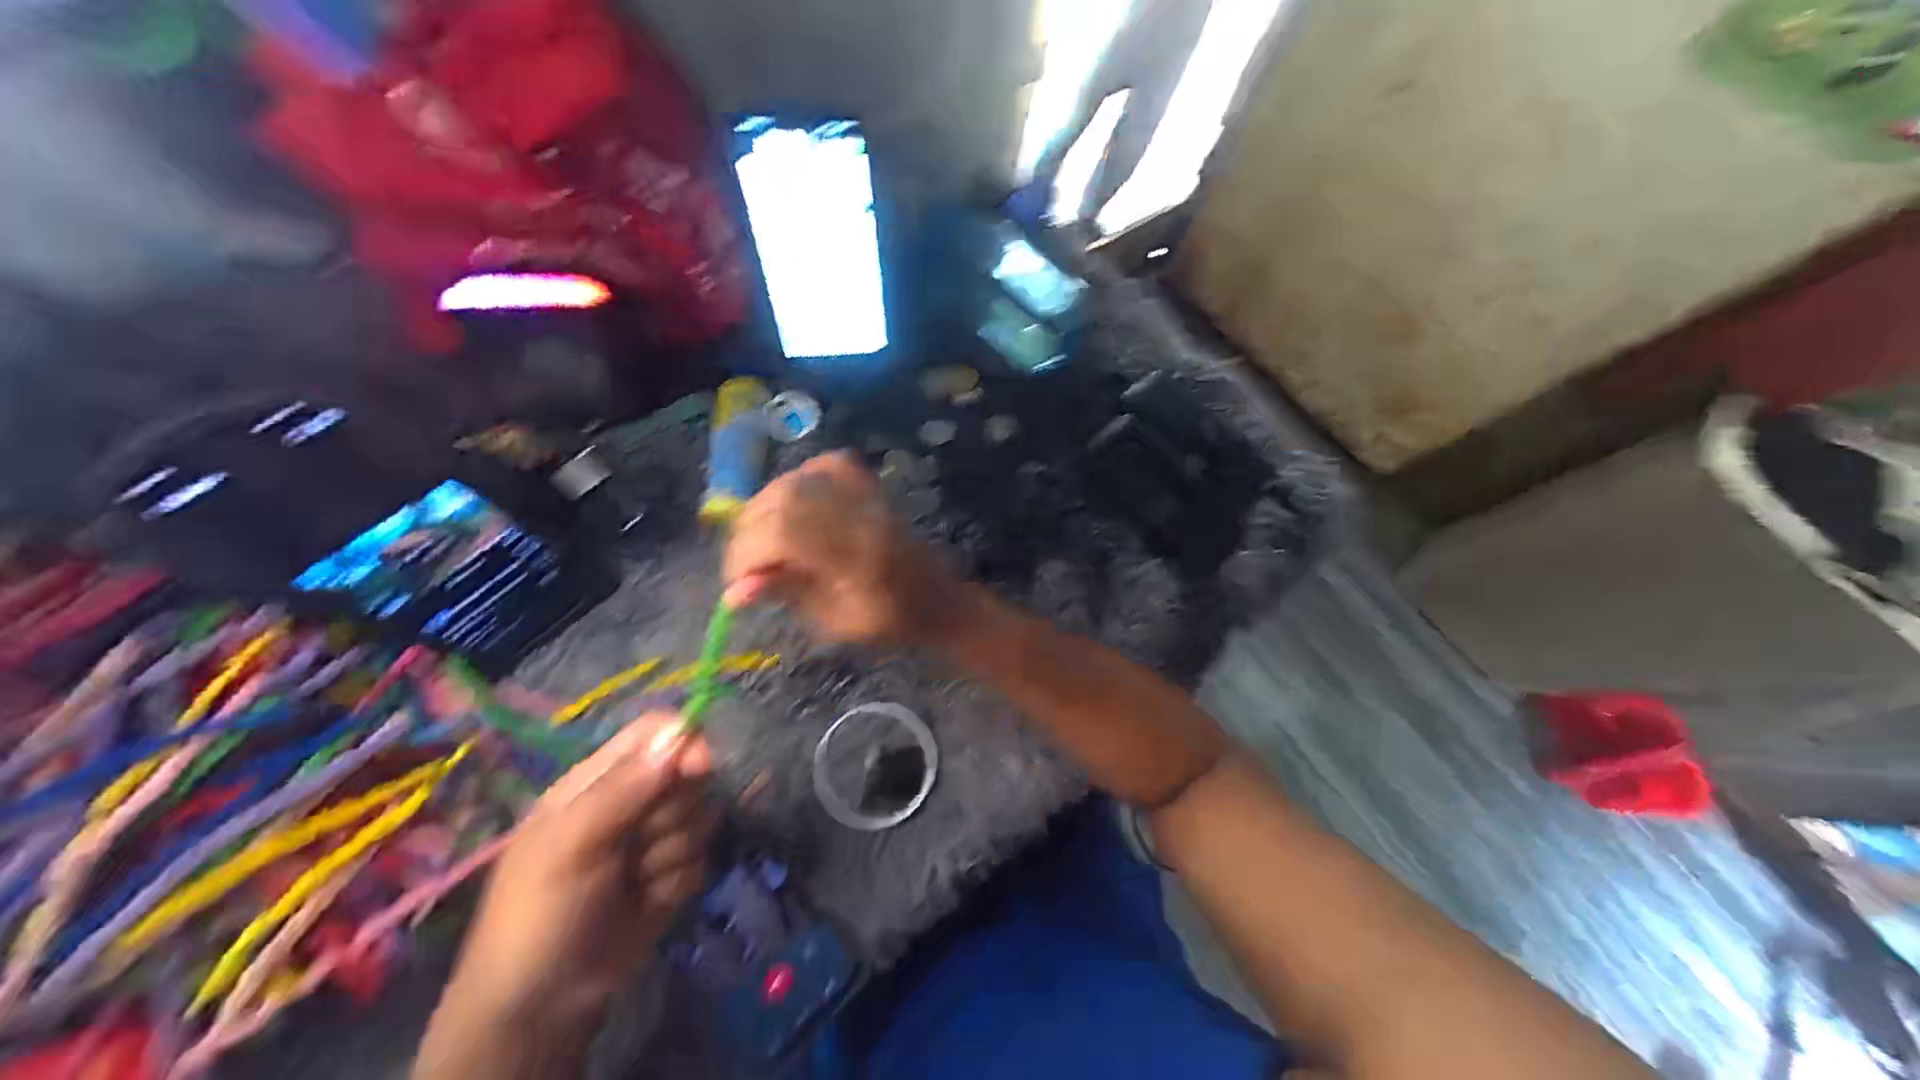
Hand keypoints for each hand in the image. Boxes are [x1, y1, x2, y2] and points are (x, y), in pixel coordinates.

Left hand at [437, 713, 714, 1028]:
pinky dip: (678, 880)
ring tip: (636, 880)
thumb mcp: (569, 845)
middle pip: (688, 771)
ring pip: (700, 816)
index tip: (700, 766)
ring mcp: (653, 837)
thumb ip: (623, 788)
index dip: (684, 740)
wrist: (542, 1005)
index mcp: (596, 781)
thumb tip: (679, 734)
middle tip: (641, 842)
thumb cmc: (539, 913)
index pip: (654, 733)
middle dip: (674, 809)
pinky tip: (649, 901)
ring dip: (673, 850)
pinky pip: (702, 856)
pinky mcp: (672, 873)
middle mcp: (631, 800)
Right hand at [723, 451, 977, 645]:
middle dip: (748, 533)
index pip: (784, 532)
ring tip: (763, 541)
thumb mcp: (835, 622)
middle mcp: (860, 516)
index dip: (746, 553)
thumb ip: (788, 595)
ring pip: (797, 480)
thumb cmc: (888, 621)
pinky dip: (797, 480)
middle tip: (747, 565)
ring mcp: (867, 495)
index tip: (737, 583)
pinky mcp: (870, 484)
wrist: (938, 598)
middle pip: (784, 500)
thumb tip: (733, 592)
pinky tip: (792, 506)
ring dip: (764, 508)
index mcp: (857, 557)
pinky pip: (824, 465)